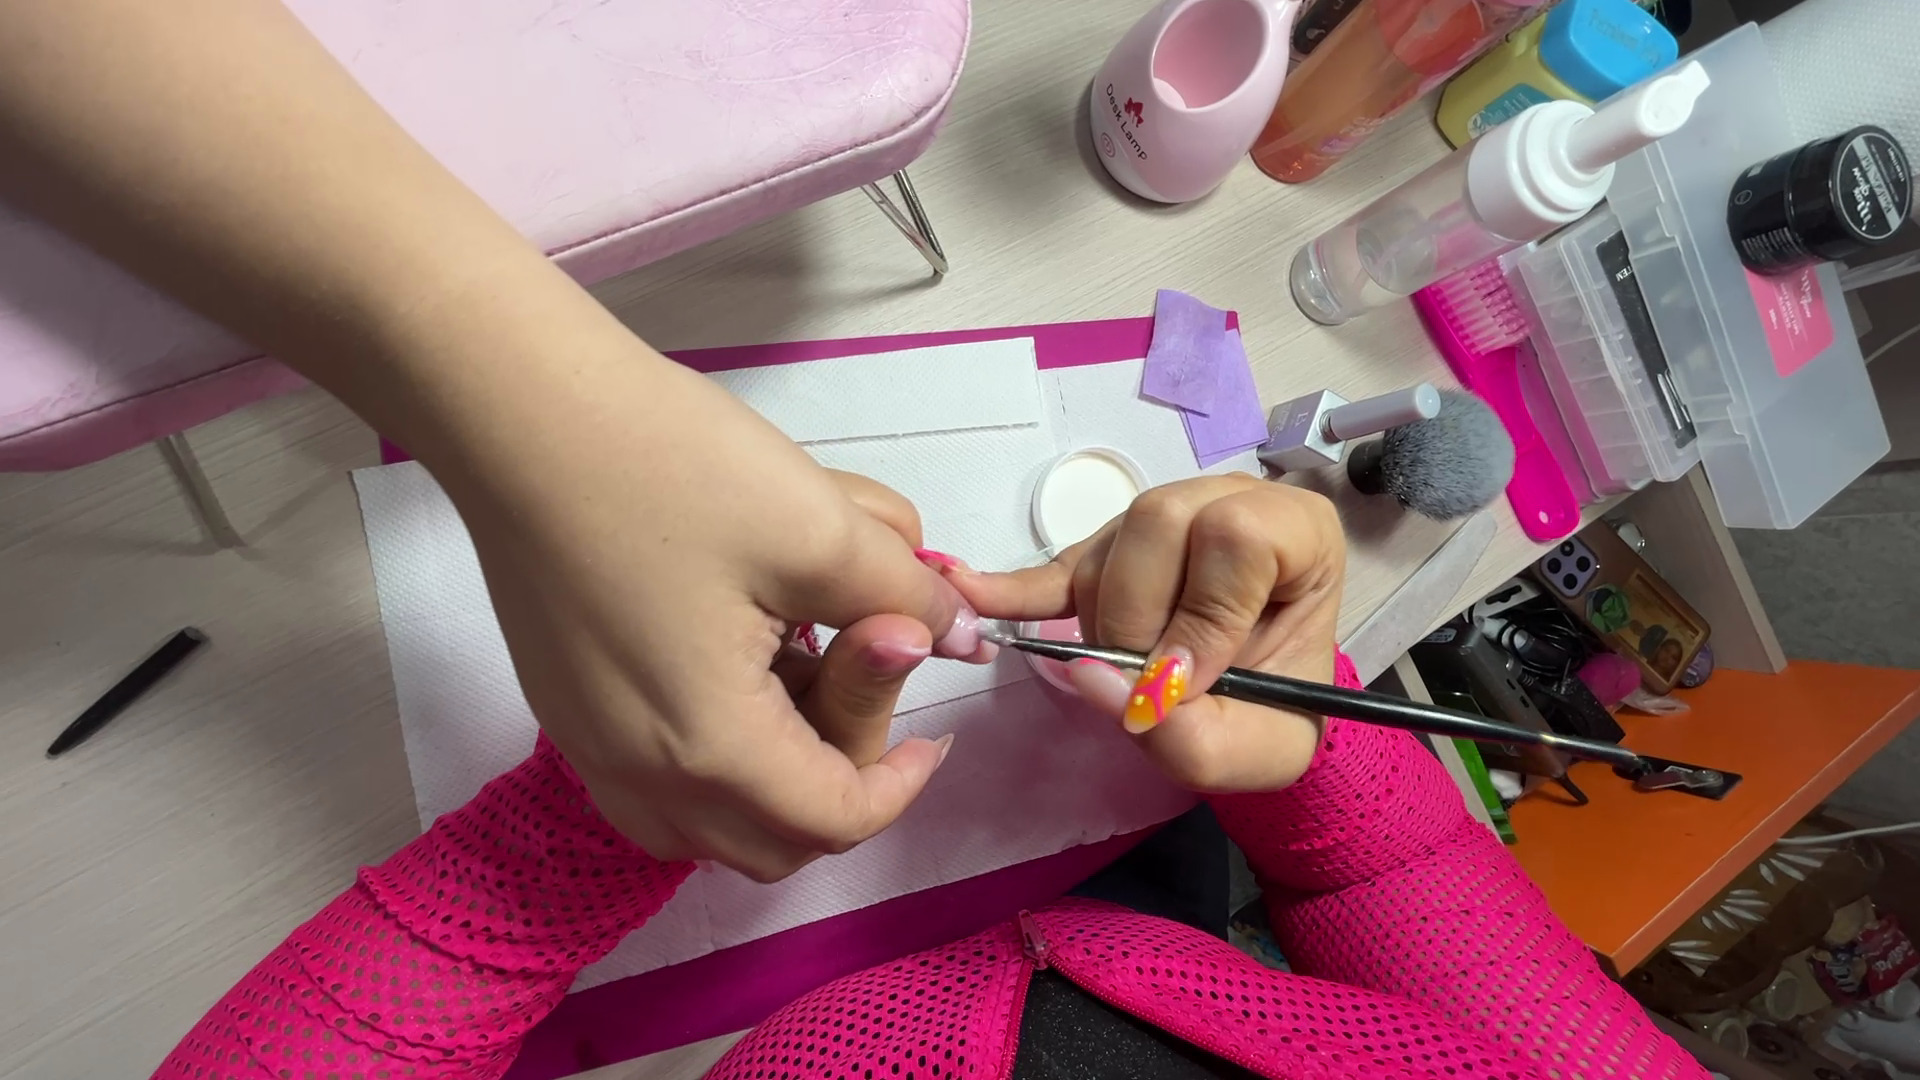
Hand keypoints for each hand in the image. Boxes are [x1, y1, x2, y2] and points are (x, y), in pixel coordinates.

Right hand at [447, 358, 992, 881]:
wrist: (524, 411)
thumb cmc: (678, 470)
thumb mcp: (821, 535)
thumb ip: (905, 600)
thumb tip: (958, 637)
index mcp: (708, 748)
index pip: (835, 820)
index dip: (903, 783)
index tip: (935, 725)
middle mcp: (640, 772)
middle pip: (780, 830)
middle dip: (845, 760)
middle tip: (862, 661)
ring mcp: (596, 743)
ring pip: (725, 808)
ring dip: (790, 751)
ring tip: (810, 642)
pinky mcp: (579, 703)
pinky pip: (675, 766)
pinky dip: (735, 734)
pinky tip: (752, 636)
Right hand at [950, 475, 1344, 792]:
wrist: (1259, 704)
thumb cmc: (1277, 717)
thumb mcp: (1263, 750)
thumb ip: (1192, 734)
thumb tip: (1091, 676)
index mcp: (1298, 532)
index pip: (1236, 538)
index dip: (1204, 614)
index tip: (1189, 681)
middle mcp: (1229, 501)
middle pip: (1155, 523)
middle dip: (1137, 618)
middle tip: (1146, 678)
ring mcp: (1163, 516)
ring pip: (1106, 545)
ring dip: (1101, 619)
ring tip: (1127, 665)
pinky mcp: (1110, 546)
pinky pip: (1058, 566)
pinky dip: (1017, 589)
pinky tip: (971, 592)